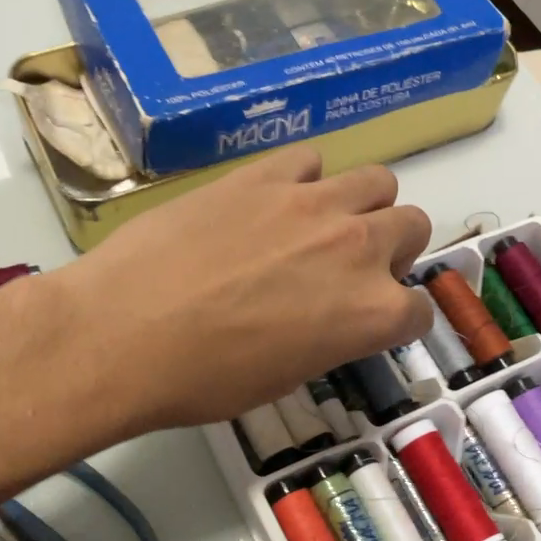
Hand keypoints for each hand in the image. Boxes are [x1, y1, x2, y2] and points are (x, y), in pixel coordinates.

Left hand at [56, 147, 431, 430]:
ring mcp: (313, 203)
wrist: (122, 333)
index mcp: (371, 314)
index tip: (367, 321)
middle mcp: (359, 248)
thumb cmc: (201, 380)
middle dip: (389, 251)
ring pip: (376, 181)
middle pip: (411, 227)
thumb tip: (326, 317)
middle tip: (343, 270)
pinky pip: (310, 160)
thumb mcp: (282, 378)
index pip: (418, 309)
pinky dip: (303, 180)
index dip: (395, 318)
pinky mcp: (263, 174)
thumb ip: (327, 338)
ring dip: (360, 205)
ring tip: (316, 228)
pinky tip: (270, 203)